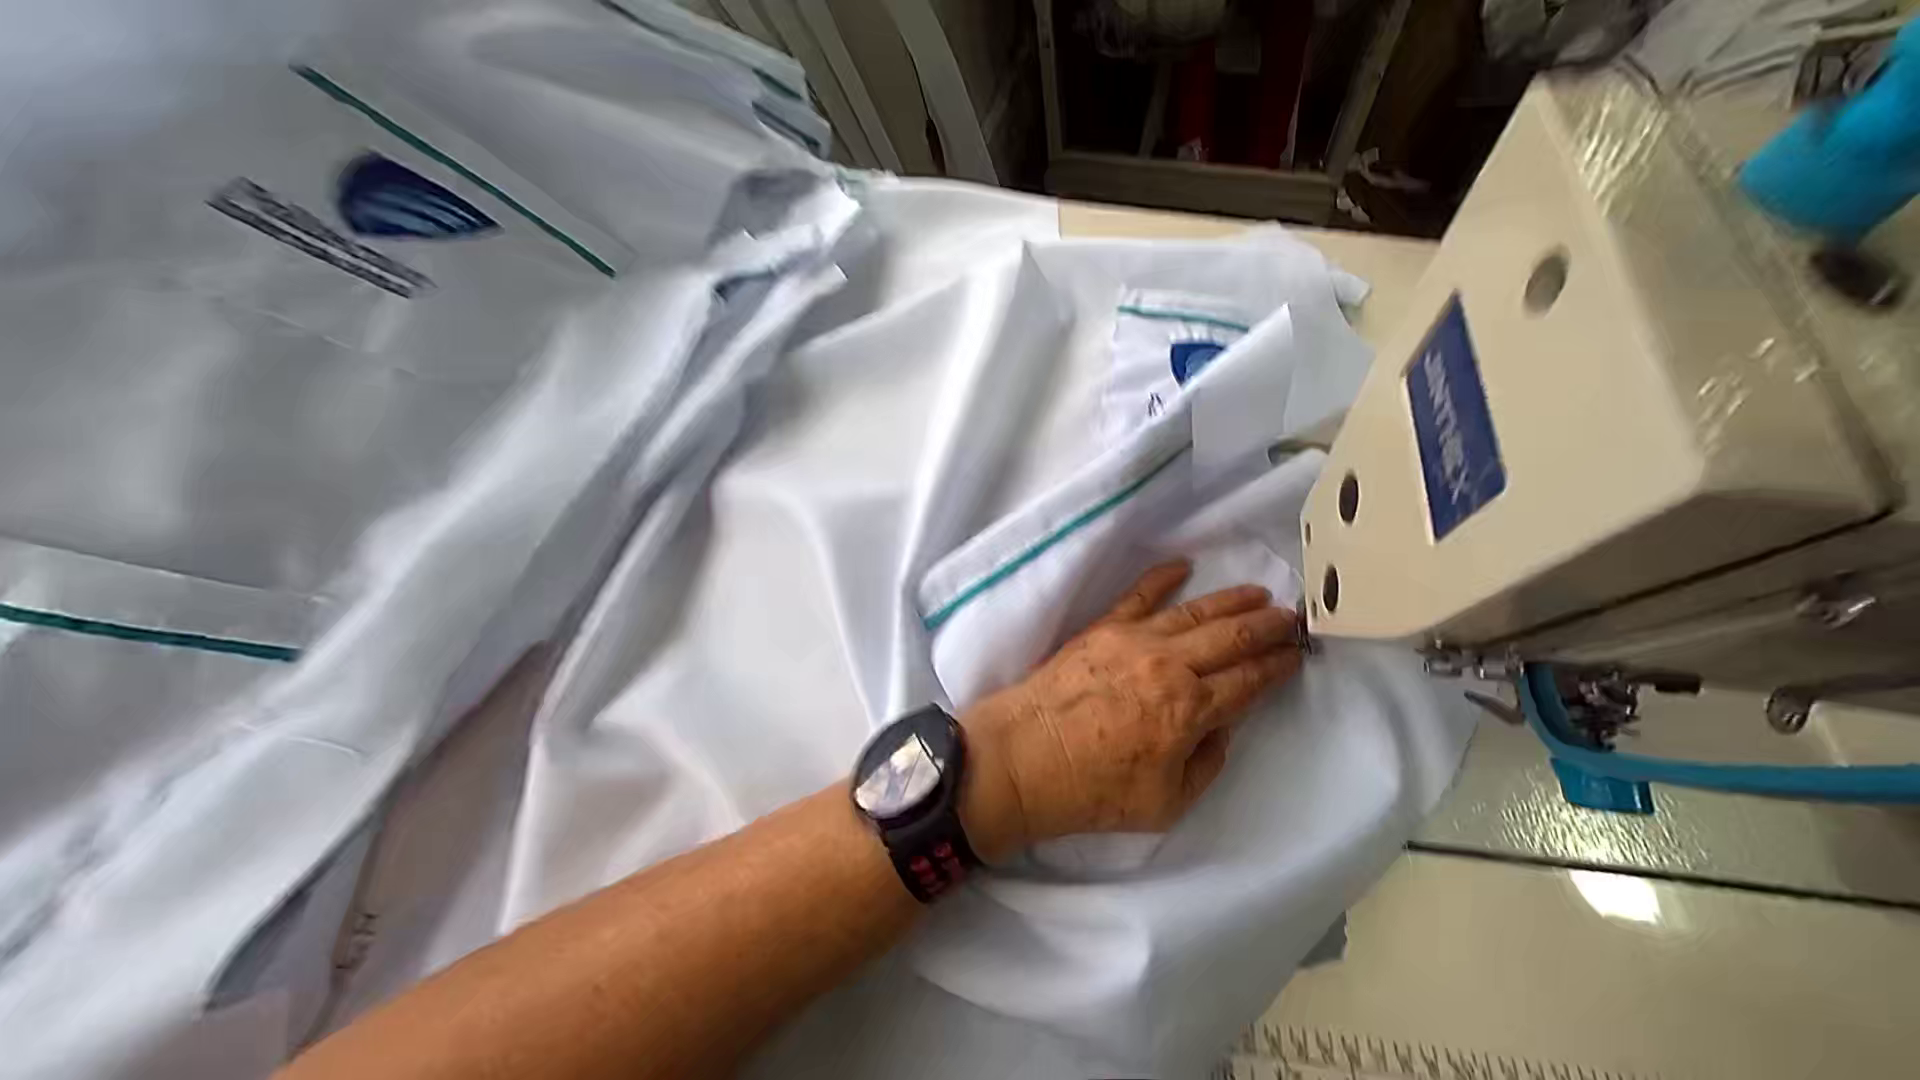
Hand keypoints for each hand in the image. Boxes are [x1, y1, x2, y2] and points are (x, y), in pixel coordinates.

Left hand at [958, 561, 1302, 861]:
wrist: (1022, 759)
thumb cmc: (1093, 791)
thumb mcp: (1167, 803)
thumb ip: (1206, 762)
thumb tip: (1221, 725)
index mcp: (1190, 712)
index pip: (1248, 682)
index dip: (1277, 667)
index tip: (1297, 654)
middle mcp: (1169, 666)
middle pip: (1231, 639)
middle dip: (1267, 626)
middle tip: (1291, 617)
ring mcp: (1133, 641)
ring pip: (1195, 613)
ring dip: (1231, 602)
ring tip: (1259, 594)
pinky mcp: (1101, 629)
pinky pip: (1137, 595)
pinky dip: (1161, 577)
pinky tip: (1183, 565)